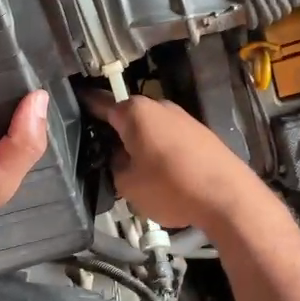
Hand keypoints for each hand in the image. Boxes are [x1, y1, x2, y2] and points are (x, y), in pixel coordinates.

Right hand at [84, 91, 268, 230]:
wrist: (228, 196)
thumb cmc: (171, 187)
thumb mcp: (128, 184)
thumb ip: (115, 166)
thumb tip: (119, 158)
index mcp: (135, 112)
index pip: (100, 103)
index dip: (83, 108)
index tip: (71, 111)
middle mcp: (159, 106)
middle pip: (127, 117)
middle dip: (115, 134)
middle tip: (103, 158)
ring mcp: (183, 117)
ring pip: (150, 129)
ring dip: (140, 144)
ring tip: (134, 171)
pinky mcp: (200, 134)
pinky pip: (170, 138)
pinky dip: (161, 151)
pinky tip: (162, 174)